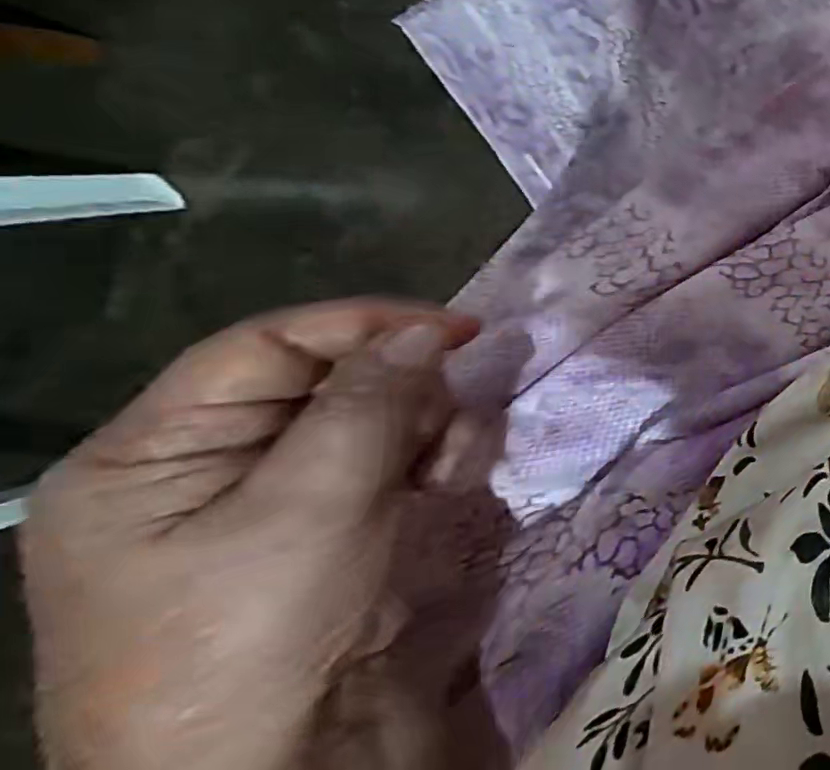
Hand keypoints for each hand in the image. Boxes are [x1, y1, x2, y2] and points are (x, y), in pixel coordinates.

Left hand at [20, 299, 480, 769]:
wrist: (284, 762)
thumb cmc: (258, 632)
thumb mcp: (310, 508)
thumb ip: (370, 404)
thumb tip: (427, 330)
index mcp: (151, 455)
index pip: (264, 345)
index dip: (364, 323)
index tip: (458, 329)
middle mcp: (209, 464)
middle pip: (330, 376)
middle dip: (404, 392)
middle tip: (444, 427)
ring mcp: (279, 492)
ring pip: (378, 411)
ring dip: (430, 428)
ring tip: (446, 472)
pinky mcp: (338, 516)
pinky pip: (398, 454)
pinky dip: (435, 459)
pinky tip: (446, 487)